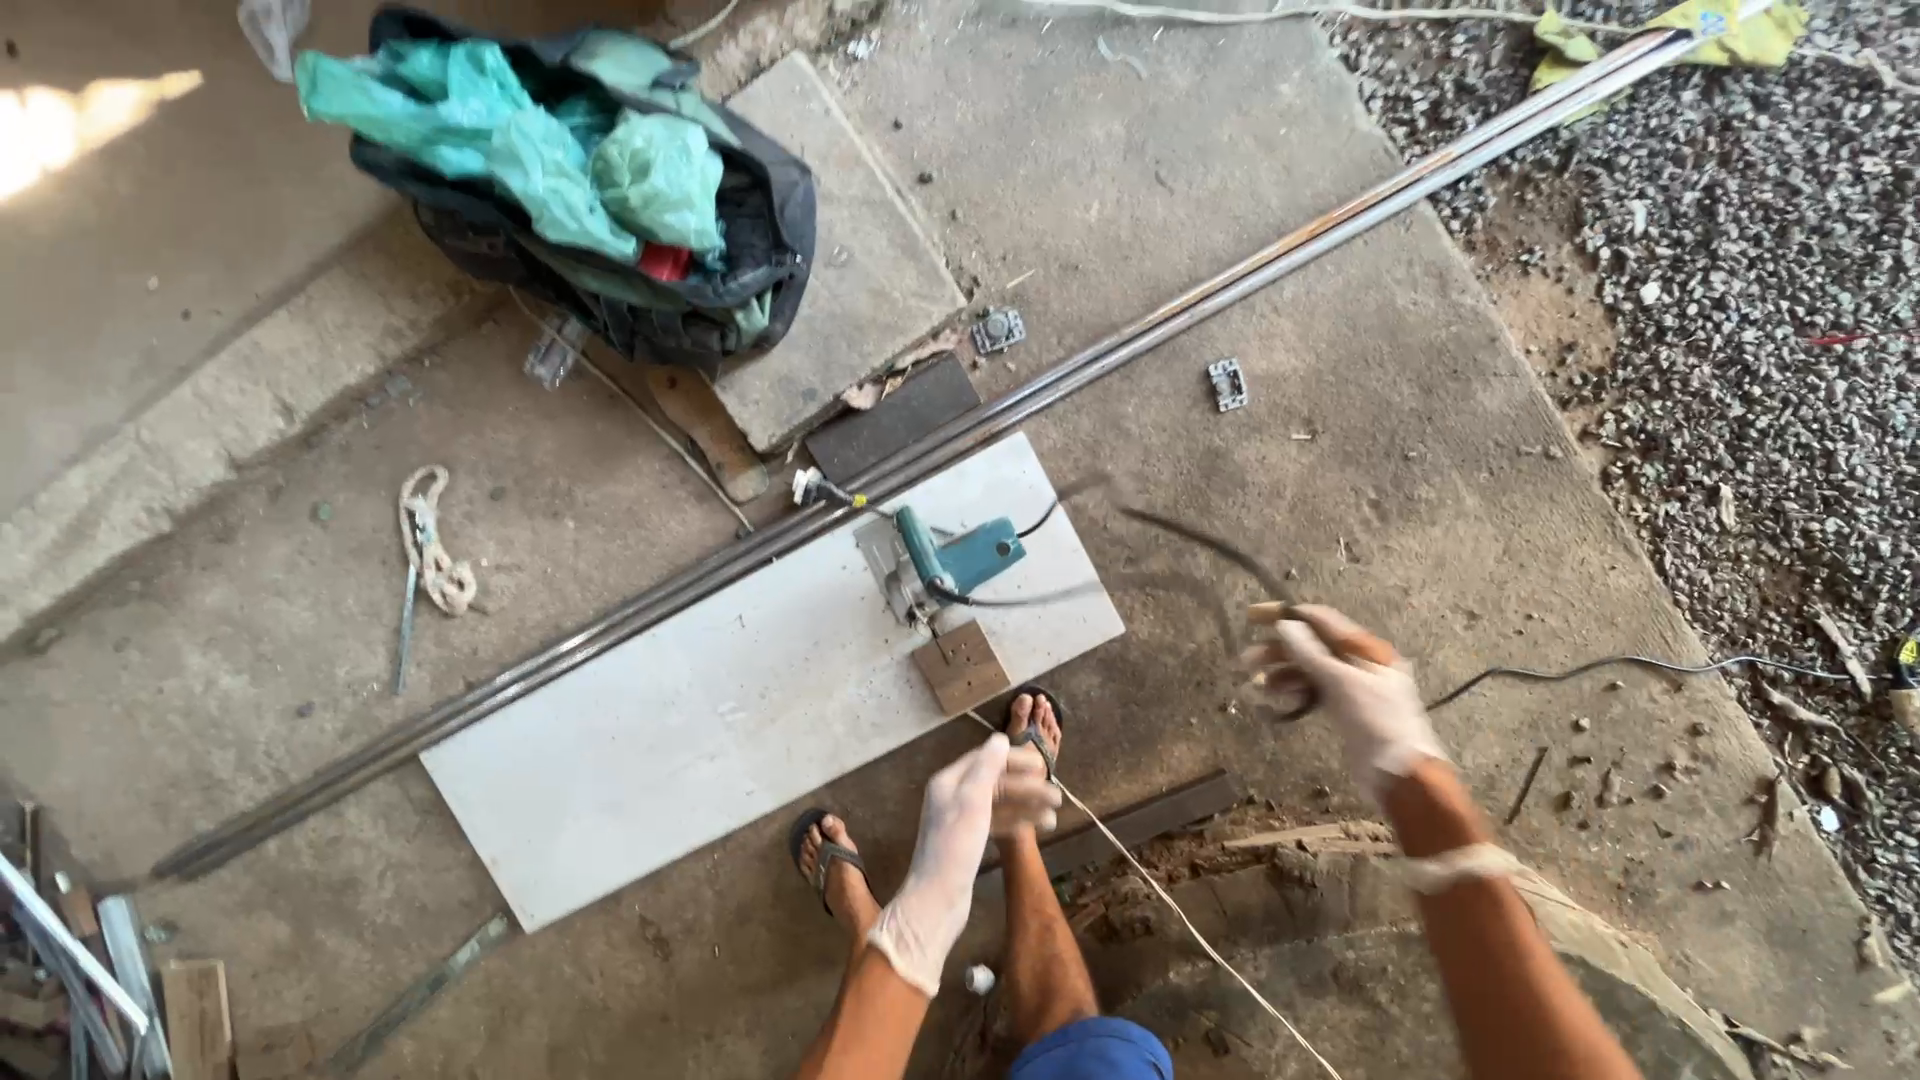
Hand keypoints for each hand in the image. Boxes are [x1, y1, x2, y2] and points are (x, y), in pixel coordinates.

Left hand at [865, 733, 1060, 996]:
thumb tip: (999, 739)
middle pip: (995, 782)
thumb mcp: (972, 802)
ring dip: (1026, 804)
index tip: (1041, 764)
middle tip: (1056, 795)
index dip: (1013, 759)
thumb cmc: (955, 847)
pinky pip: (997, 822)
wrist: (937, 900)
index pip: (985, 759)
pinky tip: (1039, 826)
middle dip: (1025, 786)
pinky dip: (1017, 821)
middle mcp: (953, 796)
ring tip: (1054, 813)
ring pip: (999, 803)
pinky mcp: (970, 841)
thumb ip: (986, 768)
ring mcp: (962, 820)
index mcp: (949, 782)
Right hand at [1242, 603, 1446, 803]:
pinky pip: (1313, 689)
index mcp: (1365, 649)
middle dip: (1277, 650)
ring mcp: (1351, 685)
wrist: (1400, 773)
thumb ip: (1312, 653)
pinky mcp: (1344, 706)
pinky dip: (1293, 690)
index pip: (1321, 620)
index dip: (1287, 615)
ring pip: (1309, 668)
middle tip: (1246, 660)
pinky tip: (1275, 698)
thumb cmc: (1376, 722)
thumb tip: (1285, 624)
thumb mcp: (1342, 684)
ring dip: (1281, 672)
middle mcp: (1358, 661)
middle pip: (1311, 645)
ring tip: (1256, 684)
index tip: (1254, 617)